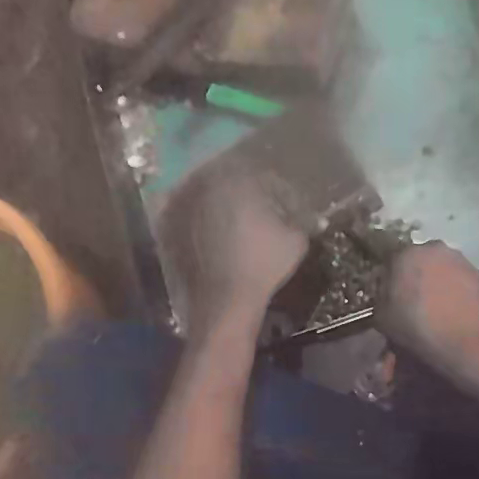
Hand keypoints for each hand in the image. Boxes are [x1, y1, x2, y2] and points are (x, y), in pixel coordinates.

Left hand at [164, 157, 310, 336]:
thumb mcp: (295, 242)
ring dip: (225, 206)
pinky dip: (204, 221)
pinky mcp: (167, 224)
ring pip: (209, 195)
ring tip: (240, 227)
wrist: (223, 300)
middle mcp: (205, 181)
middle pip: (234, 182)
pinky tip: (217, 238)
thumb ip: (302, 222)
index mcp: (237, 179)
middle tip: (266, 215)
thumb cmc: (262, 267)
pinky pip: (191, 214)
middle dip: (252, 196)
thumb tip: (311, 219)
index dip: (284, 195)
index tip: (293, 211)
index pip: (266, 178)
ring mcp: (181, 201)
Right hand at [378, 241, 478, 397]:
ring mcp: (458, 258)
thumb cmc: (417, 329)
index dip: (390, 277)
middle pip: (418, 259)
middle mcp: (432, 248)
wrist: (465, 343)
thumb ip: (381, 296)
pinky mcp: (477, 273)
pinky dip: (454, 288)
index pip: (390, 259)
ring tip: (437, 304)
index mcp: (404, 254)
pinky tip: (453, 307)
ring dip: (436, 279)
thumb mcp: (383, 317)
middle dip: (415, 274)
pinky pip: (458, 277)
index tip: (390, 293)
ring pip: (440, 266)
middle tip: (414, 298)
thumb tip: (388, 291)